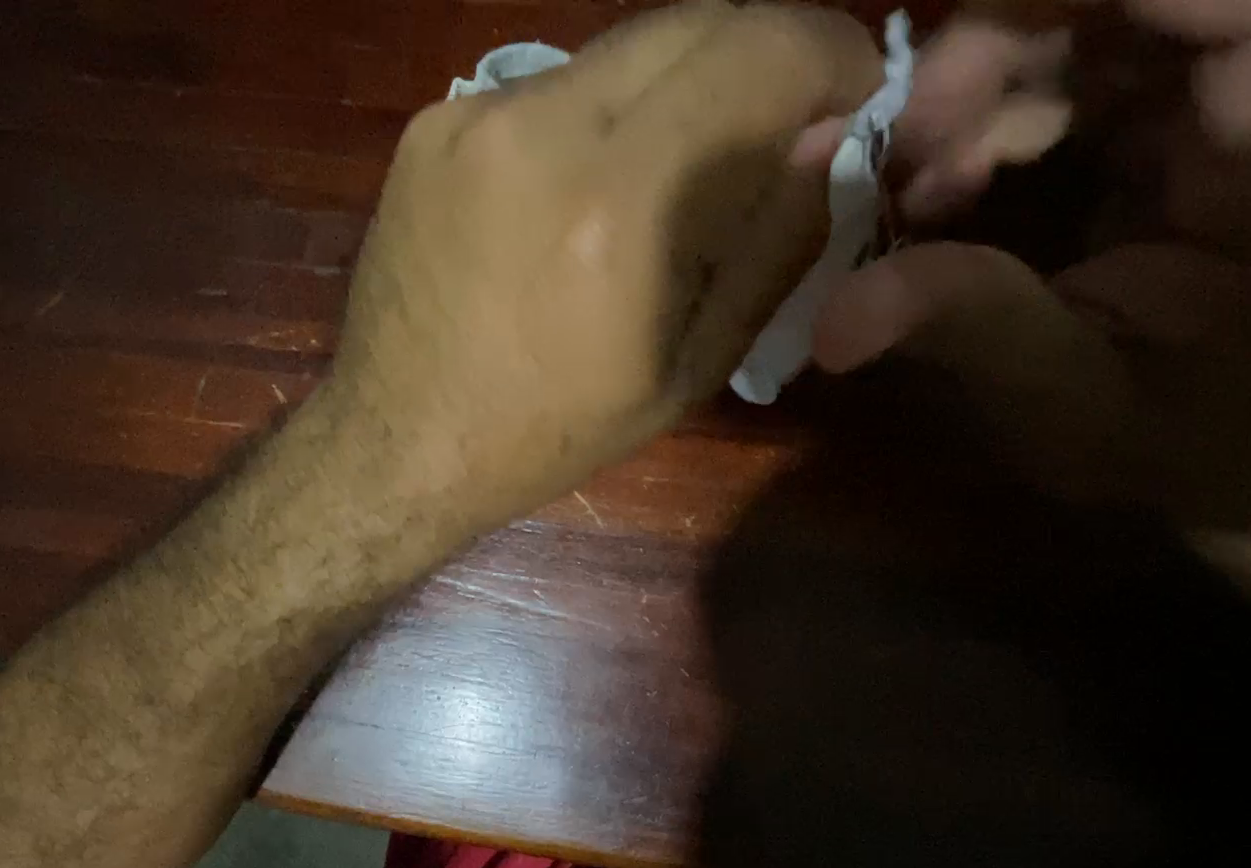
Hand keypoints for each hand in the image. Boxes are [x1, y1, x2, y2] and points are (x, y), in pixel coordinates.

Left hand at [326, 0, 882, 533]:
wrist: (400, 442)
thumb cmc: (549, 432)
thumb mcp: (688, 370)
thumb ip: (773, 246)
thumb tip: (824, 142)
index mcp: (617, 205)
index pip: (758, 50)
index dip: (831, 52)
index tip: (851, 94)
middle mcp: (540, 129)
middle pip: (692, 20)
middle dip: (759, 55)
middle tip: (780, 121)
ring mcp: (472, 114)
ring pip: (620, 49)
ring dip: (677, 87)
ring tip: (680, 168)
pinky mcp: (430, 123)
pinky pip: (550, 88)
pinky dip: (597, 115)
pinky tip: (586, 187)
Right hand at [801, 0, 1250, 534]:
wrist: (1234, 456)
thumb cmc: (1181, 442)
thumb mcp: (1069, 406)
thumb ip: (970, 332)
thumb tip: (835, 316)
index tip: (936, 77)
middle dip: (987, 57)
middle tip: (899, 165)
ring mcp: (1218, 92)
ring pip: (1077, 24)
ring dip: (963, 102)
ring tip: (908, 207)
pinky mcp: (1159, 116)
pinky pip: (1051, 74)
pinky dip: (967, 126)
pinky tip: (925, 199)